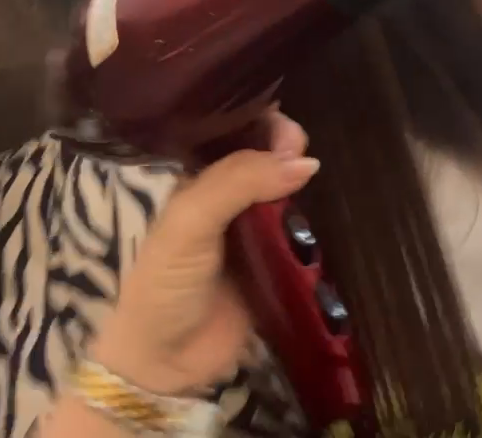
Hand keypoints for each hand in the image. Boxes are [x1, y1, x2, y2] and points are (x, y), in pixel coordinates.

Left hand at [89, 112, 318, 394]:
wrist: (163, 363)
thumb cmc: (162, 281)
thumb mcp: (190, 221)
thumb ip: (240, 182)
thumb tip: (305, 162)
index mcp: (196, 173)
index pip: (234, 126)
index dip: (262, 119)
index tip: (284, 129)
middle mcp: (225, 190)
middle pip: (265, 149)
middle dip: (286, 143)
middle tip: (300, 155)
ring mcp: (251, 222)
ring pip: (284, 182)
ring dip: (300, 173)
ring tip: (310, 174)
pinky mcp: (274, 255)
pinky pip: (298, 223)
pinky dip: (310, 210)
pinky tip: (319, 198)